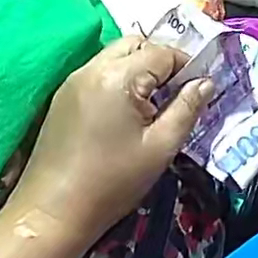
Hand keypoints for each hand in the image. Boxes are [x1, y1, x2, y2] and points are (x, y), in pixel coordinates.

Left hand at [7, 36, 211, 243]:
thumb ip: (187, 108)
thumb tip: (205, 82)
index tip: (198, 89)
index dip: (186, 66)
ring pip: (116, 54)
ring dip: (139, 67)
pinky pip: (99, 70)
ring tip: (151, 105)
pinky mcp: (63, 95)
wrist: (51, 214)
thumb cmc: (112, 183)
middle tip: (175, 93)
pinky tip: (125, 112)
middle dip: (161, 60)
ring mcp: (74, 79)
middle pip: (136, 43)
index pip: (162, 52)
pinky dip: (119, 77)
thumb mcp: (161, 147)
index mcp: (119, 76)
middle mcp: (93, 67)